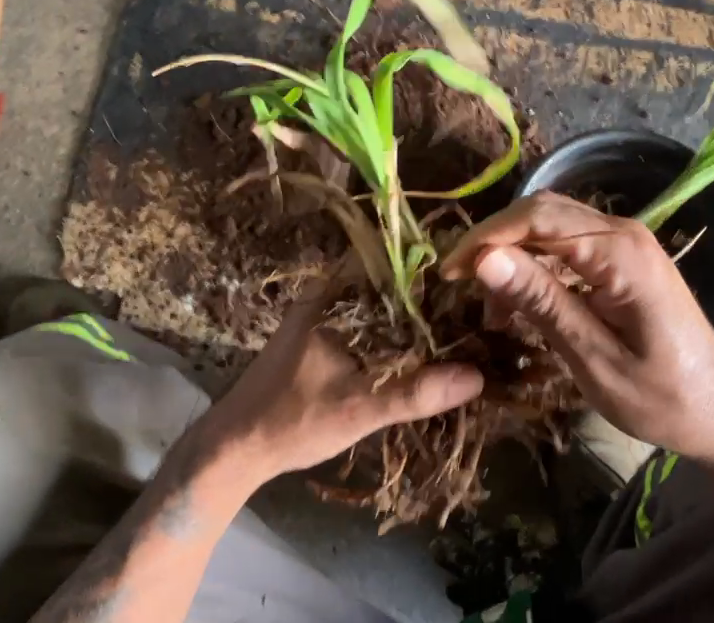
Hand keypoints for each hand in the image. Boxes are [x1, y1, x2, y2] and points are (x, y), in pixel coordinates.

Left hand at [197, 281, 484, 482]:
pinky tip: (419, 355)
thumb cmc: (292, 419)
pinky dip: (392, 338)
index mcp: (333, 297)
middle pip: (390, 288)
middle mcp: (328, 296)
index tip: (472, 284)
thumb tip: (477, 376)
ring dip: (411, 322)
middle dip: (428, 301)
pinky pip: (368, 328)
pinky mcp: (322, 339)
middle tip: (475, 313)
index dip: (432, 273)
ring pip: (380, 309)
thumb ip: (415, 392)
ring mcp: (323, 317)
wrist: (236, 446)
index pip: (392, 267)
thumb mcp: (359, 408)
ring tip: (458, 331)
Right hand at [440, 192, 713, 461]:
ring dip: (513, 254)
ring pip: (551, 223)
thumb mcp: (595, 359)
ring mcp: (626, 242)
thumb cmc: (665, 398)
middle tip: (459, 284)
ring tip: (490, 305)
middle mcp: (624, 232)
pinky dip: (536, 264)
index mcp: (621, 254)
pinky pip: (568, 242)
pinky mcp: (624, 257)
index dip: (486, 238)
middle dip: (493, 242)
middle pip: (541, 211)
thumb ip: (541, 303)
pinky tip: (522, 302)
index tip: (449, 274)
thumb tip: (484, 260)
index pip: (537, 218)